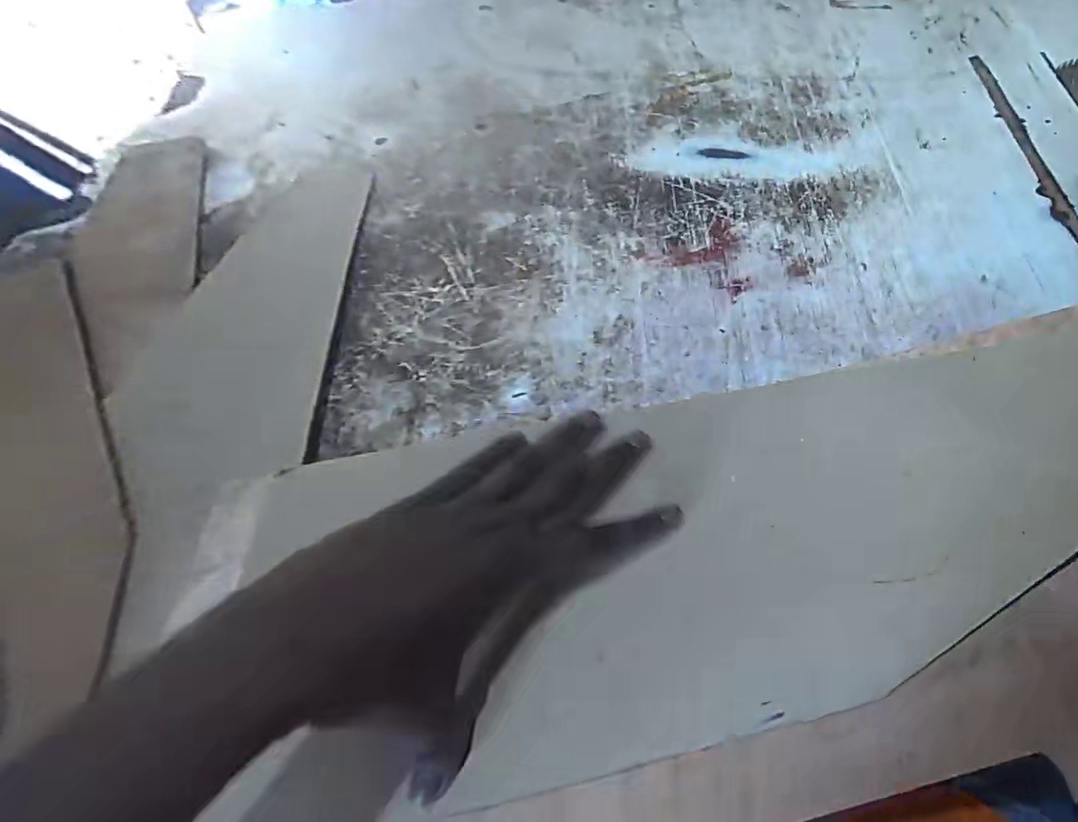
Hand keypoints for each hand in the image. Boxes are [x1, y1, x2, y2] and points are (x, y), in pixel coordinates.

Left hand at [185, 412, 682, 742]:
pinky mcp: (413, 509)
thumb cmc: (367, 678)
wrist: (278, 645)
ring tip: (588, 417)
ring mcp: (455, 514)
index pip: (593, 545)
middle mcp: (497, 532)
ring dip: (560, 443)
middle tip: (638, 436)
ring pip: (523, 468)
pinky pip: (468, 472)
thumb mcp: (419, 710)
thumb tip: (438, 791)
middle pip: (567, 488)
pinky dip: (495, 453)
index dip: (637, 530)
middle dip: (608, 463)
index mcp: (515, 572)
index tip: (673, 510)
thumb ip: (444, 737)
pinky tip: (514, 436)